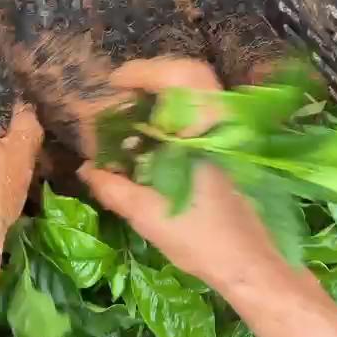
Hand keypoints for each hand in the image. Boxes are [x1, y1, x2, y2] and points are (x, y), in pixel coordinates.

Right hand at [76, 58, 297, 295]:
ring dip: (164, 102)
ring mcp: (234, 136)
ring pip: (198, 98)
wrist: (250, 266)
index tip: (115, 84)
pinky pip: (205, 119)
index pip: (180, 75)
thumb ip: (112, 186)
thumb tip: (86, 169)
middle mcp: (223, 123)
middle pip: (189, 78)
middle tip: (123, 98)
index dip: (144, 71)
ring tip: (134, 121)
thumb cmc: (201, 239)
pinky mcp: (235, 152)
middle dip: (152, 82)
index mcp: (204, 130)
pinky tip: (156, 142)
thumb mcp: (146, 213)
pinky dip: (178, 121)